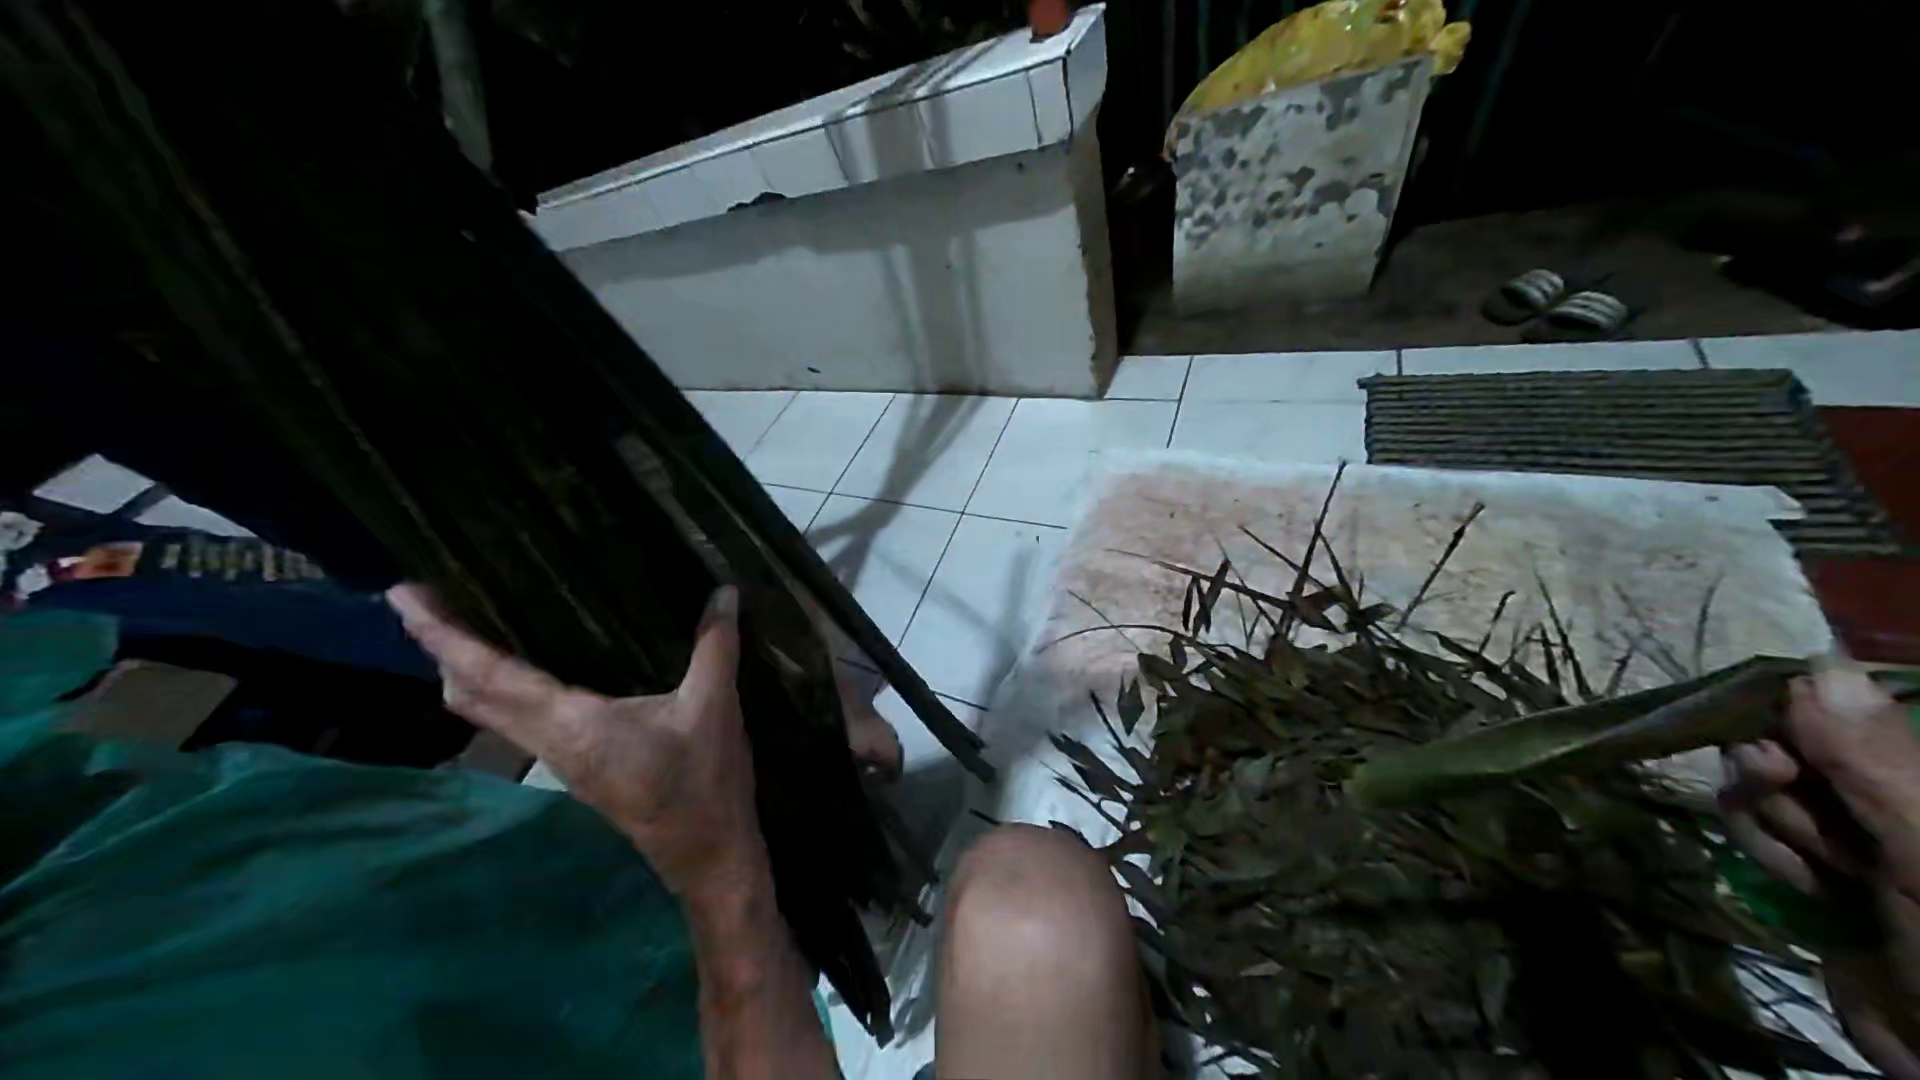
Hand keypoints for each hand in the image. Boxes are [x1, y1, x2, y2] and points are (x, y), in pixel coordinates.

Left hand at [388, 584, 764, 900]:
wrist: (706, 854)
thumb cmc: (701, 782)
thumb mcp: (712, 708)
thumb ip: (716, 646)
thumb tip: (724, 590)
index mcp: (572, 724)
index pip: (490, 675)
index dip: (443, 636)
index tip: (402, 595)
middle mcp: (550, 741)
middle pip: (471, 696)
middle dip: (440, 648)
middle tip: (428, 599)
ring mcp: (559, 758)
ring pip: (488, 712)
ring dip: (466, 671)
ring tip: (466, 626)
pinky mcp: (577, 766)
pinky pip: (514, 721)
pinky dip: (499, 689)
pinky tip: (528, 671)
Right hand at [1721, 663, 1919, 1079]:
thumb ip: (1878, 763)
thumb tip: (1817, 664)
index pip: (1853, 707)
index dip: (1798, 715)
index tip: (1774, 749)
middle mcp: (1901, 793)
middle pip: (1795, 743)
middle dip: (1776, 779)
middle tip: (1785, 800)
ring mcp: (1862, 829)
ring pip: (1765, 784)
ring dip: (1770, 823)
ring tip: (1821, 872)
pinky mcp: (1821, 861)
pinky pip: (1757, 826)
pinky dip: (1766, 850)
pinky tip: (1804, 883)